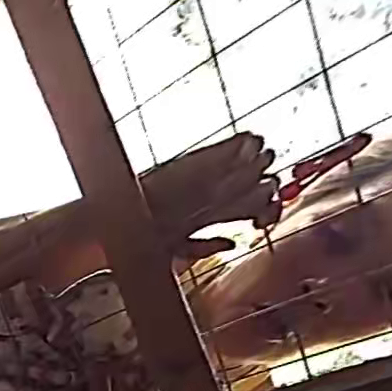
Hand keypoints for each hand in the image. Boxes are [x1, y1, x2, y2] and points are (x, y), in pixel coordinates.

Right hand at [139, 131, 281, 260]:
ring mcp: (219, 169)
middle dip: (265, 191)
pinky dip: (250, 148)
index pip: (260, 205)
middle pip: (265, 181)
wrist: (124, 217)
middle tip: (252, 203)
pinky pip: (248, 141)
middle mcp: (222, 189)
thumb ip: (202, 248)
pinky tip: (240, 161)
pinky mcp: (210, 153)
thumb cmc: (142, 235)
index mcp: (216, 212)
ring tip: (245, 181)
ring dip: (259, 169)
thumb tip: (234, 244)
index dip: (268, 211)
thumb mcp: (173, 249)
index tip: (257, 224)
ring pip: (262, 159)